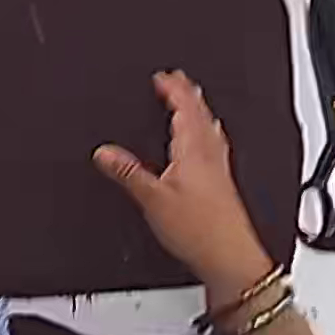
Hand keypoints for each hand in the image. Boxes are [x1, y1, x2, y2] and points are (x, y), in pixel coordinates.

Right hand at [94, 70, 276, 291]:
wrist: (229, 257)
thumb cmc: (199, 231)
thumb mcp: (152, 199)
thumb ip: (127, 173)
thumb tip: (105, 152)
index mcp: (193, 151)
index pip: (185, 109)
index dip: (174, 90)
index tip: (163, 77)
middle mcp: (210, 156)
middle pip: (201, 114)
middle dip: (188, 94)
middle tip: (178, 80)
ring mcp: (218, 169)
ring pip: (209, 129)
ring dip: (199, 111)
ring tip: (193, 101)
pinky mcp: (221, 183)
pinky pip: (214, 145)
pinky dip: (205, 132)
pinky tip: (205, 142)